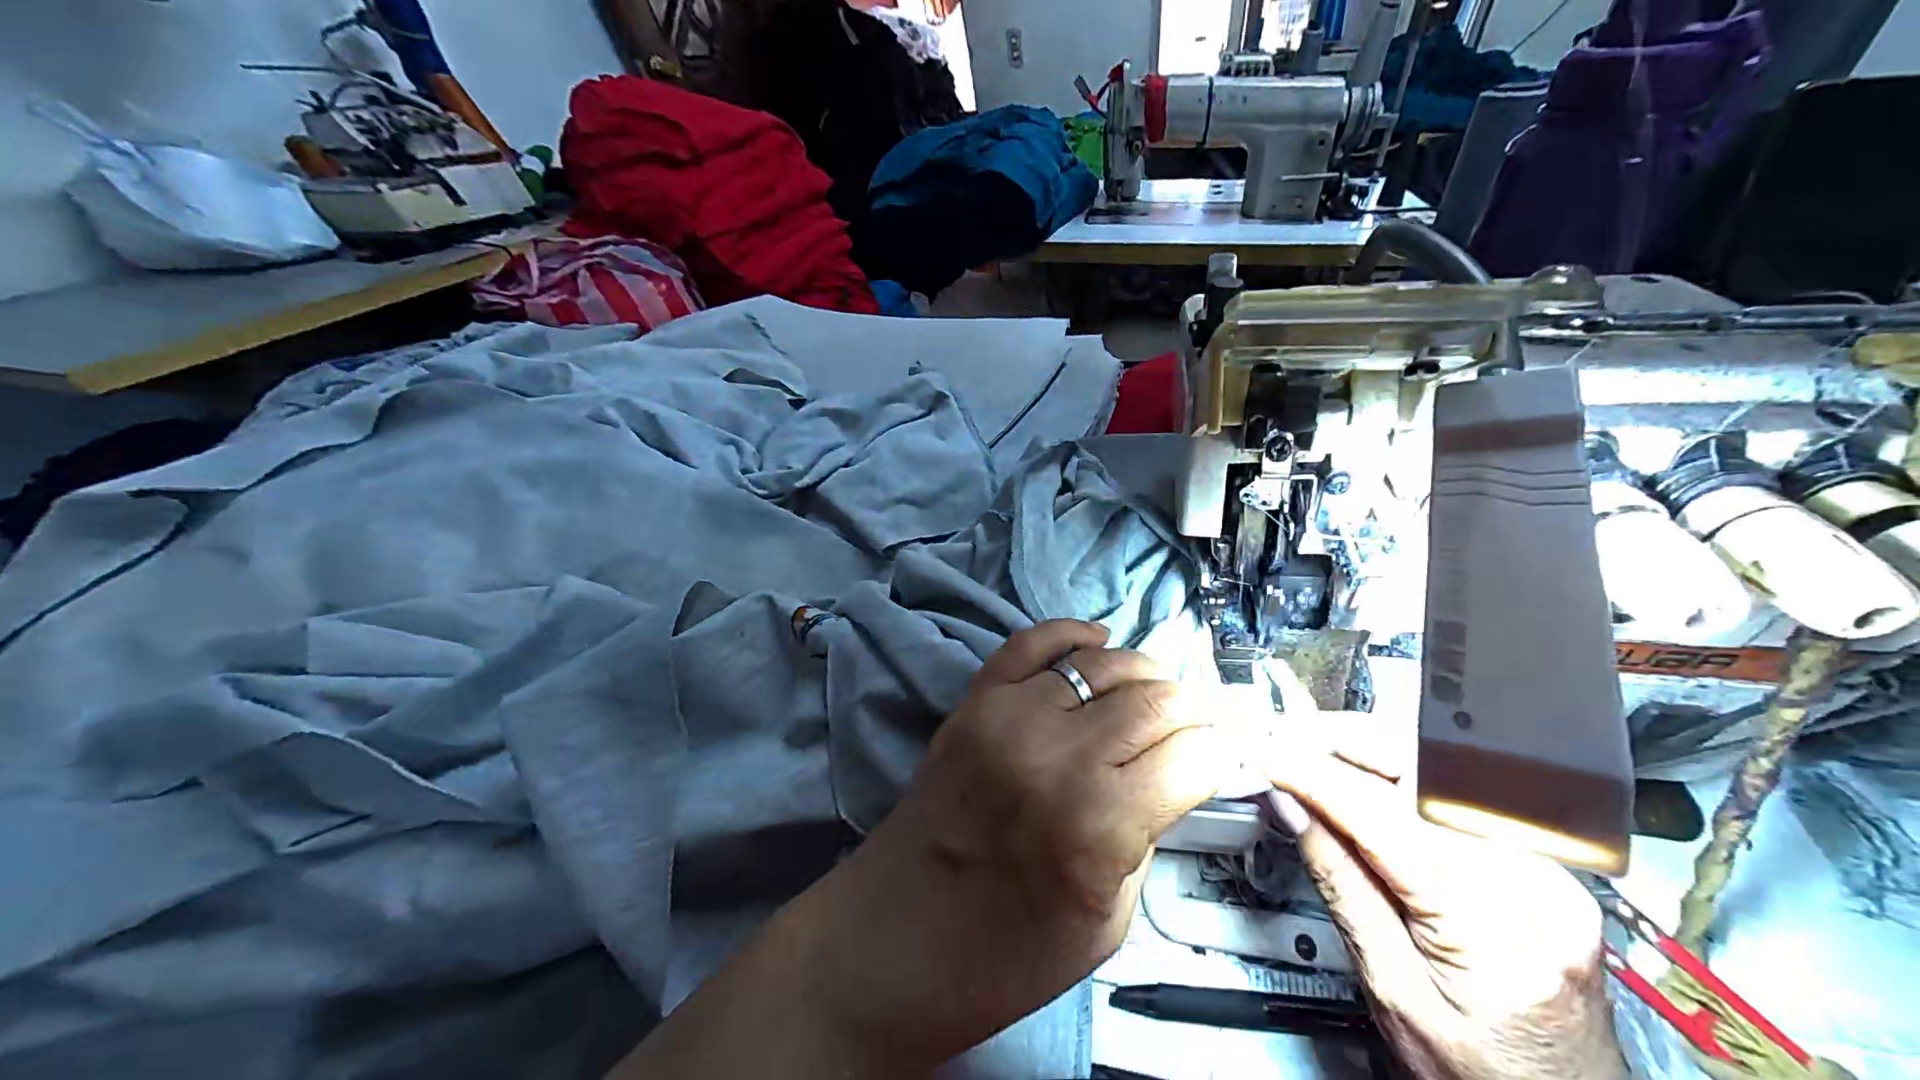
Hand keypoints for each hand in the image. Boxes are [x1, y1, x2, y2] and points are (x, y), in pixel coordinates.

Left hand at [613, 619, 1228, 1078]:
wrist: (897, 936)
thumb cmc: (1010, 952)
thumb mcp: (1110, 917)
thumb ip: (1147, 831)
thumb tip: (1182, 770)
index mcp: (1100, 822)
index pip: (1193, 754)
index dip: (1224, 749)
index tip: (1236, 748)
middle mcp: (1056, 753)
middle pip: (1155, 700)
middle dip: (1194, 708)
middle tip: (1207, 719)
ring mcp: (1007, 716)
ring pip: (1103, 663)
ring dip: (1144, 673)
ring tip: (1159, 691)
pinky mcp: (973, 701)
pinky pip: (1031, 642)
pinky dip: (1072, 634)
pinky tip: (1097, 641)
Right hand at [1263, 664, 1628, 1079]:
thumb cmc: (1487, 1079)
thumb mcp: (1392, 991)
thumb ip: (1341, 885)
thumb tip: (1293, 808)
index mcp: (1500, 934)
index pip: (1385, 820)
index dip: (1315, 776)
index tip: (1267, 754)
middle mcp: (1540, 890)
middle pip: (1424, 776)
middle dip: (1344, 743)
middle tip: (1283, 736)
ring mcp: (1549, 873)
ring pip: (1440, 775)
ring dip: (1367, 752)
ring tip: (1309, 748)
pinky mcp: (1541, 864)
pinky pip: (1455, 797)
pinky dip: (1398, 775)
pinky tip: (1359, 772)